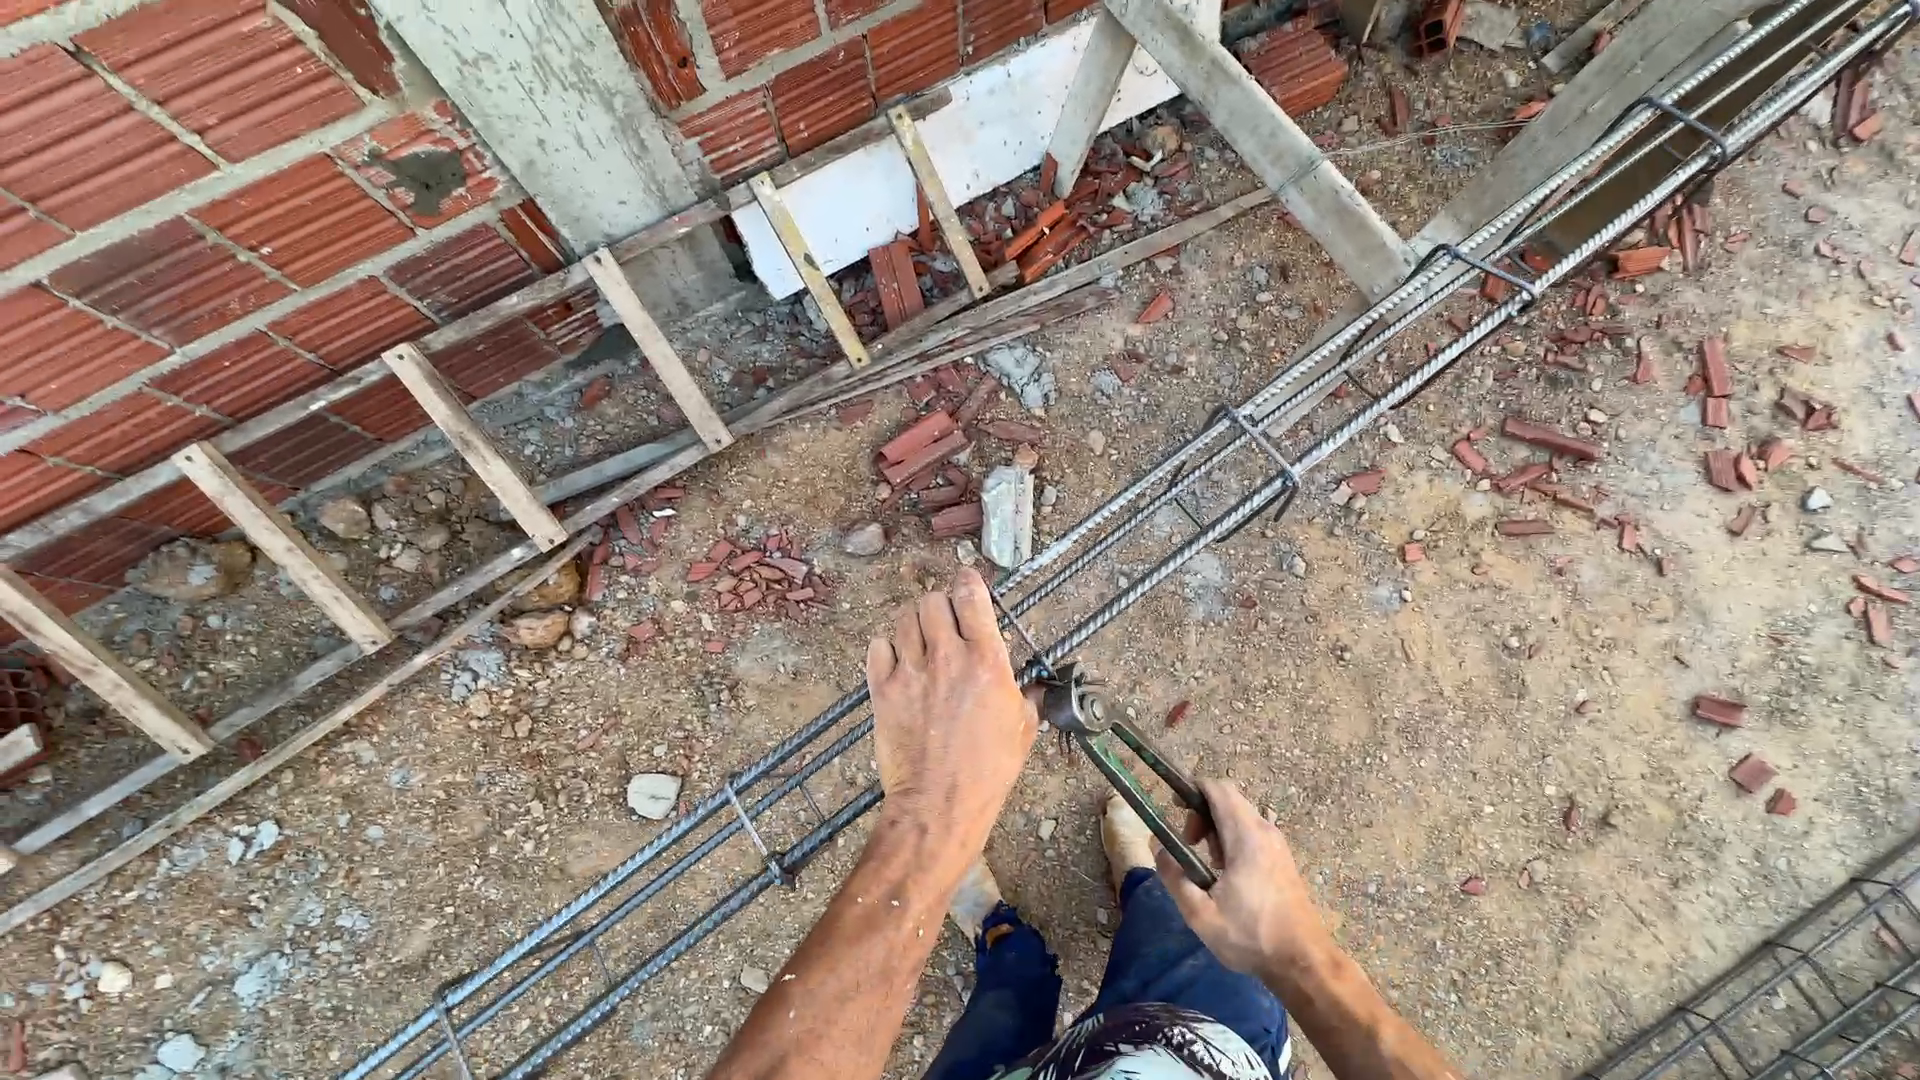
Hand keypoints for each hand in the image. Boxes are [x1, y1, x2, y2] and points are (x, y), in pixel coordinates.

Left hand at [866, 568, 1037, 868]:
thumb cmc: (986, 771)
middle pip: (932, 600)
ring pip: (904, 618)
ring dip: (913, 623)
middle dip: (939, 605)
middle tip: (944, 620)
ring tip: (921, 639)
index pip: (972, 596)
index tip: (967, 583)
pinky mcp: (883, 689)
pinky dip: (887, 647)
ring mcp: (911, 671)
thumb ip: (1025, 694)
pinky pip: (878, 646)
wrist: (940, 803)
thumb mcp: (1023, 728)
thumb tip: (1030, 684)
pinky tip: (898, 661)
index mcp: (987, 661)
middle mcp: (948, 657)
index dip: (968, 582)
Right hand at [1155, 780, 1333, 979]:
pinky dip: (1234, 839)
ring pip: (1241, 815)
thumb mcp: (1200, 914)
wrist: (1304, 963)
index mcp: (1246, 837)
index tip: (1175, 808)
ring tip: (1208, 863)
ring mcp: (1278, 844)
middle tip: (1189, 843)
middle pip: (1228, 799)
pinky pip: (1253, 831)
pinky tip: (1228, 872)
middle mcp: (1265, 831)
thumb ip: (1173, 876)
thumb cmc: (1251, 937)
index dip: (1192, 790)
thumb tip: (1158, 847)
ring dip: (1217, 828)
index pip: (1218, 789)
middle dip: (1202, 812)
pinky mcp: (1283, 858)